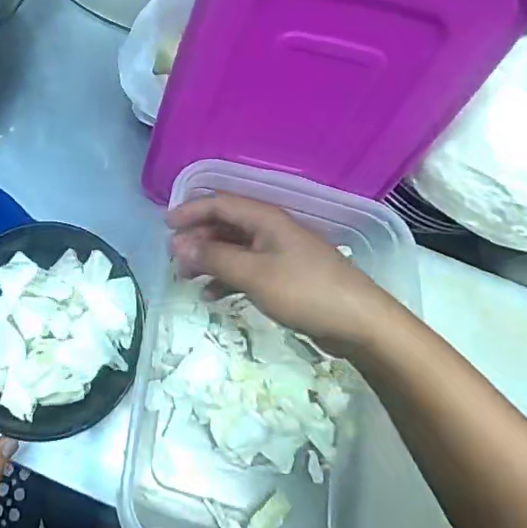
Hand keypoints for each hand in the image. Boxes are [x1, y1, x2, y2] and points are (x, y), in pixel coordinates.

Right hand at [167, 194, 403, 346]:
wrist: (361, 323)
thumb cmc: (305, 291)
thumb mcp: (253, 275)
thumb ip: (214, 258)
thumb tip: (179, 245)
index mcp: (265, 219)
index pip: (219, 203)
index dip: (190, 210)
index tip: (165, 225)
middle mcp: (270, 230)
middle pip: (225, 225)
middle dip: (197, 238)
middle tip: (173, 257)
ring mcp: (279, 253)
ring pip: (234, 248)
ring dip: (209, 260)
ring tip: (186, 279)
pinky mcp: (286, 277)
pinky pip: (247, 269)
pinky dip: (227, 279)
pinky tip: (212, 296)